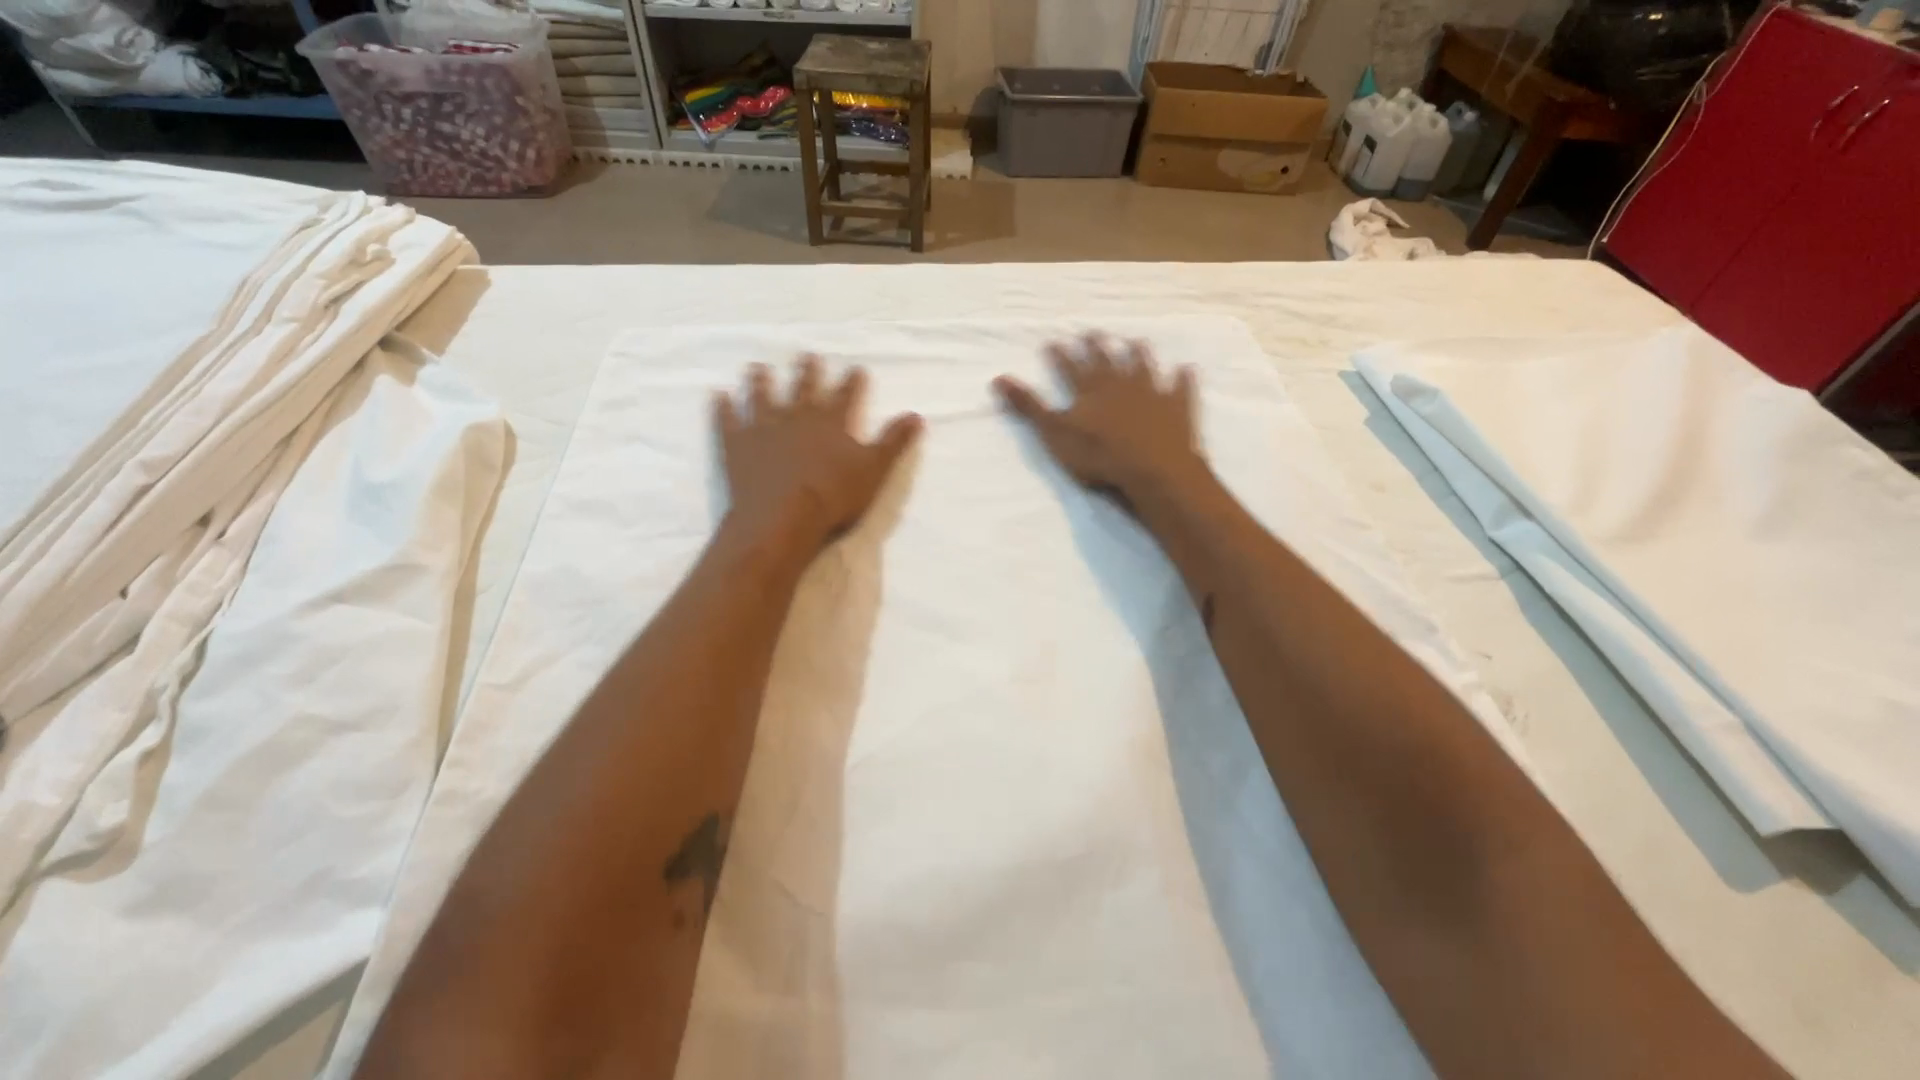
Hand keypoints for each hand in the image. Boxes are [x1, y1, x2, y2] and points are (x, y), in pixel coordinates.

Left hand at [715, 356, 922, 549]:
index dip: (852, 383)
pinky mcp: (737, 445)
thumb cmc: (833, 497)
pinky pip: (728, 421)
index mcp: (832, 423)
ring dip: (760, 382)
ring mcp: (764, 429)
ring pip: (762, 397)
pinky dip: (723, 408)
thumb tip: (916, 415)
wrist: (782, 518)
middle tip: (807, 356)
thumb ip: (893, 442)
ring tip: (757, 368)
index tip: (855, 368)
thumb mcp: (874, 471)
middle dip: (807, 372)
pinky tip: (718, 396)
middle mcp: (797, 417)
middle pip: (803, 389)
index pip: (846, 396)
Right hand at [993, 334, 1208, 509]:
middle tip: (1093, 332)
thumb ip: (1030, 406)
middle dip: (1097, 346)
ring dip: (1139, 354)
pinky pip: (1181, 389)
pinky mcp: (1178, 408)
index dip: (1060, 355)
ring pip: (1144, 367)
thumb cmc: (1098, 456)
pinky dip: (1182, 379)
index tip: (1052, 341)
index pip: (1069, 367)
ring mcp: (1152, 393)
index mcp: (1088, 389)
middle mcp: (1120, 383)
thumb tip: (998, 378)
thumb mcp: (1054, 433)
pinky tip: (1186, 369)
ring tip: (1136, 341)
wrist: (1153, 470)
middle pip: (1106, 360)